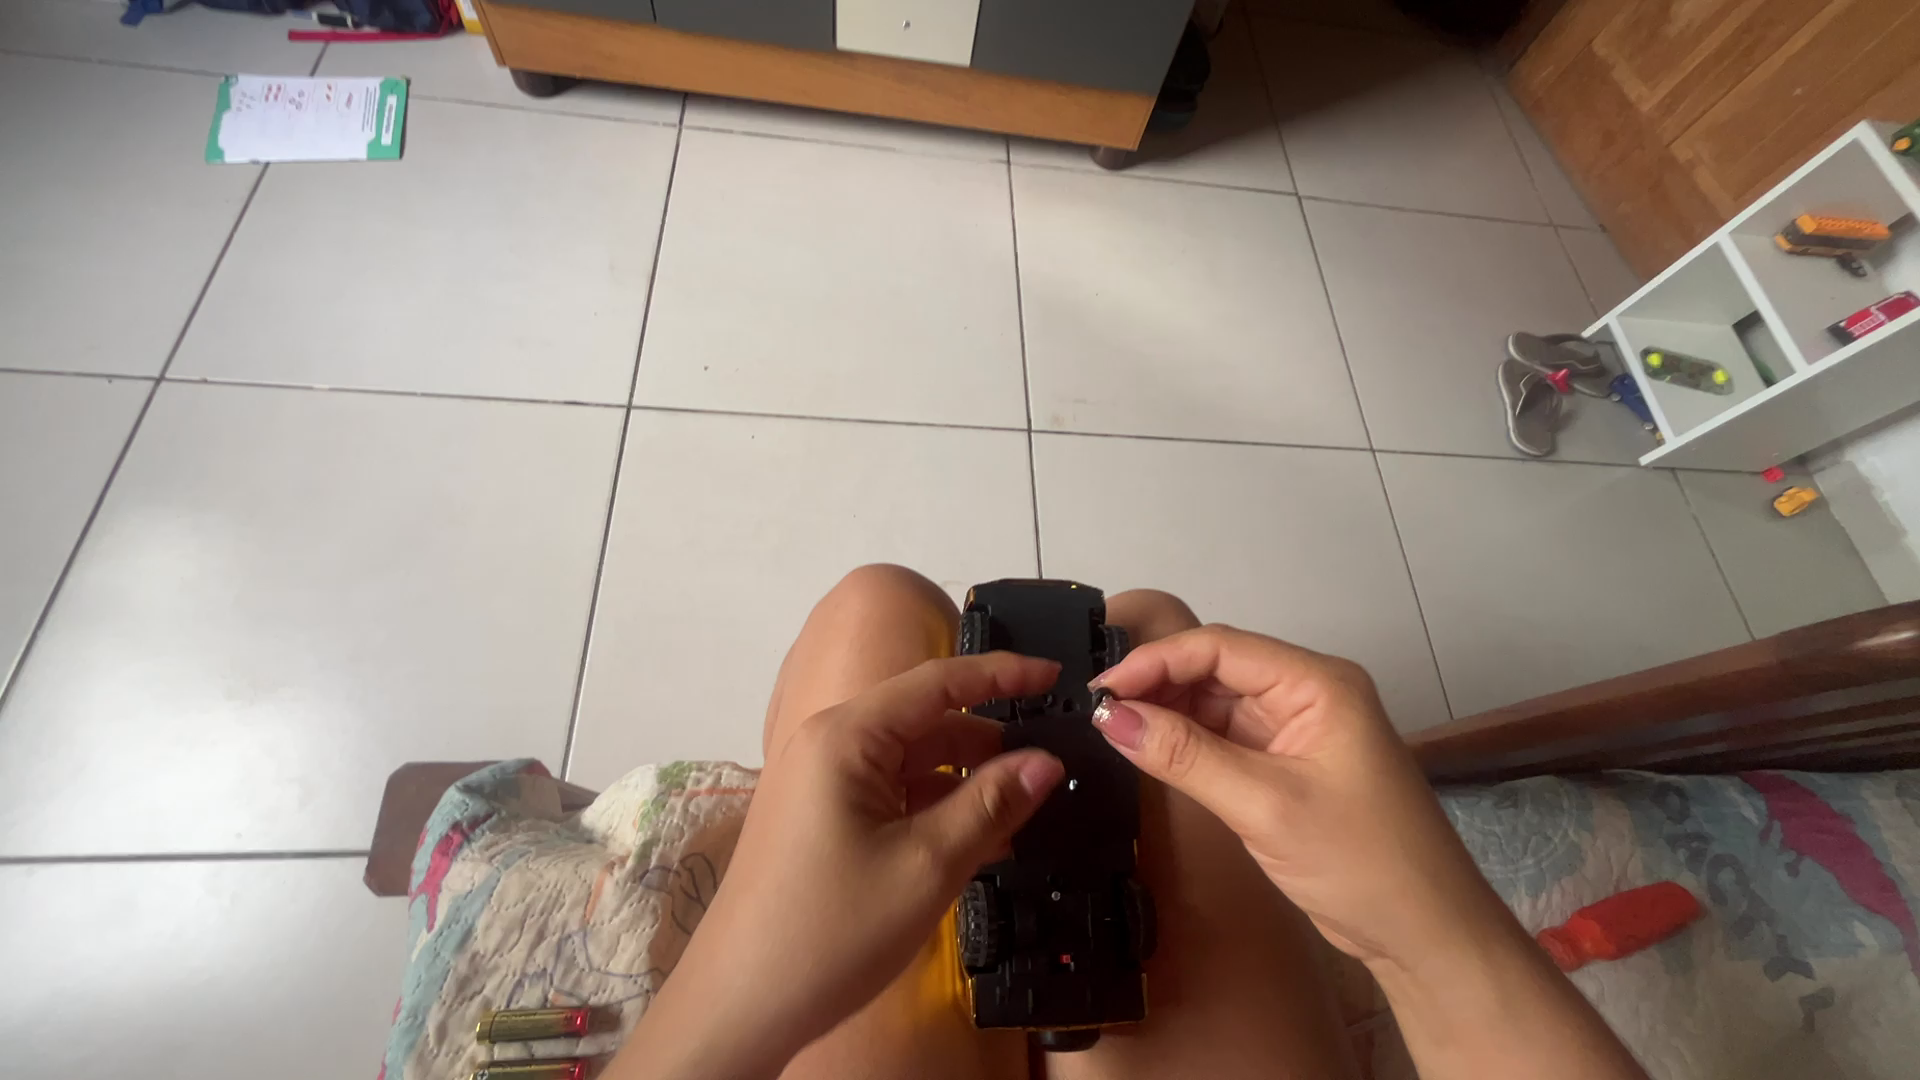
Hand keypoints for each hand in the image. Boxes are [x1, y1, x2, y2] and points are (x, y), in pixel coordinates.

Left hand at [621, 652, 1065, 1079]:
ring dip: (965, 782)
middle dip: (987, 743)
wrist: (737, 1009)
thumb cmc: (832, 930)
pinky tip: (976, 840)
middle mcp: (831, 742)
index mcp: (848, 734)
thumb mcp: (927, 866)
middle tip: (1050, 767)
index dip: (1001, 674)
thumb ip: (992, 804)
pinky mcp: (822, 816)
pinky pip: (891, 794)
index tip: (1056, 676)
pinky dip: (935, 808)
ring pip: (911, 762)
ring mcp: (823, 781)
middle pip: (925, 722)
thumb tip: (1049, 760)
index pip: (938, 682)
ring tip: (1023, 813)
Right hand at [1089, 624, 1506, 972]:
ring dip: (1167, 711)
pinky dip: (1185, 739)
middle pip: (1214, 667)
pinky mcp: (1284, 759)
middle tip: (1103, 712)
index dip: (1155, 661)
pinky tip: (1152, 748)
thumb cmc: (1362, 864)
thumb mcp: (1264, 805)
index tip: (1103, 690)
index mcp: (1316, 682)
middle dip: (1157, 684)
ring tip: (1118, 729)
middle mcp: (1304, 691)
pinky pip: (1222, 733)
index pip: (1219, 647)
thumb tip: (1108, 717)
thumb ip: (1183, 755)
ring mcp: (1294, 726)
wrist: (1427, 940)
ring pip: (1214, 699)